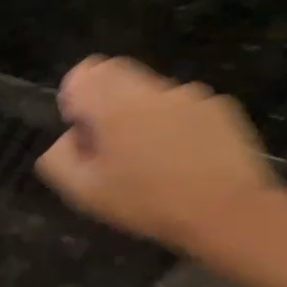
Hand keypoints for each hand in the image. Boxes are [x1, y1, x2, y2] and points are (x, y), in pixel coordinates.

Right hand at [35, 56, 278, 250]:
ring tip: (154, 153)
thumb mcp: (84, 191)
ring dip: (143, 111)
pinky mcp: (219, 108)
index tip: (84, 129)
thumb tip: (69, 137)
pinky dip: (177, 122)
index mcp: (112, 104)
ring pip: (152, 91)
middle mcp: (150, 89)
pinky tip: (185, 156)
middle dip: (107, 101)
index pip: (84, 72)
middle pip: (116, 74)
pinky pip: (185, 105)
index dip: (77, 97)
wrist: (228, 213)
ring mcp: (189, 95)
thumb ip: (58, 157)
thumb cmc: (148, 202)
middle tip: (113, 141)